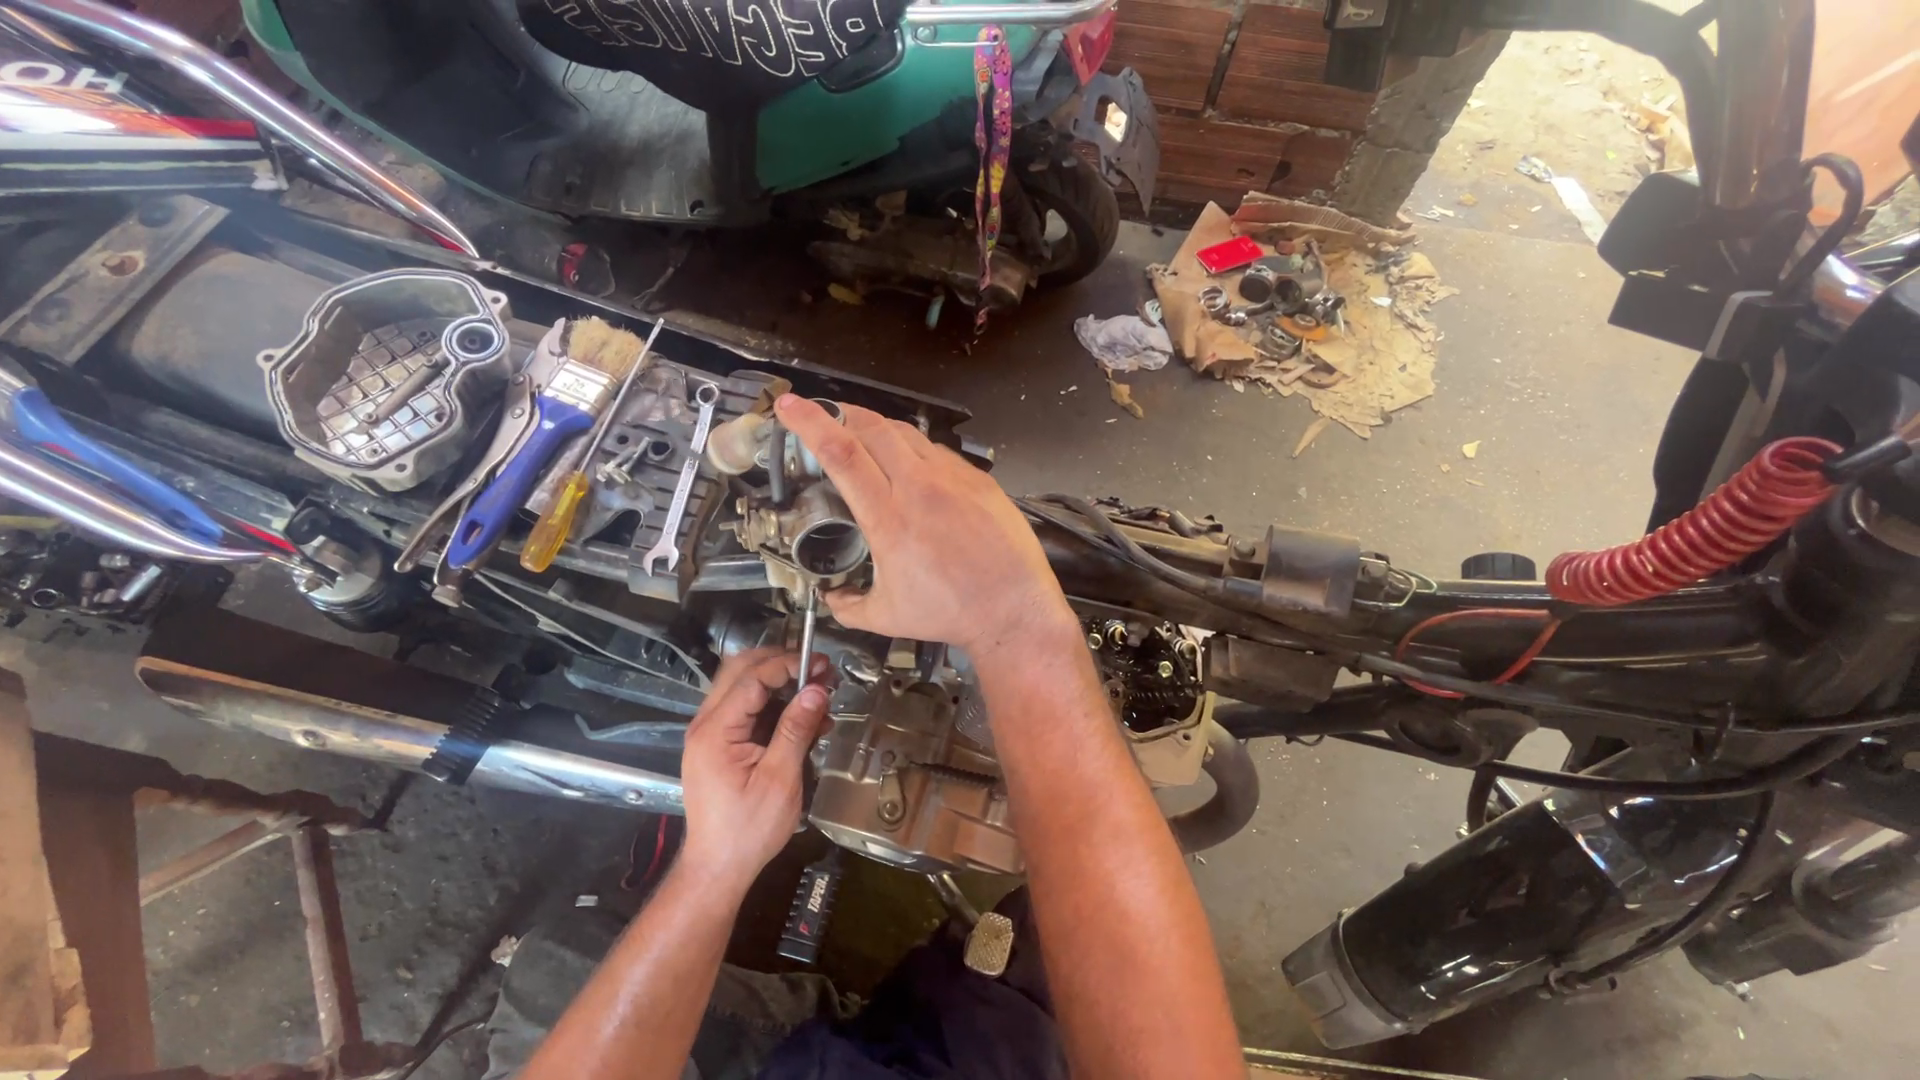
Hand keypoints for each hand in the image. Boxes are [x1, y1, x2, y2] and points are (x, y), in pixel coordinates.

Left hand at [678, 648, 831, 889]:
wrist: (718, 868)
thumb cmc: (749, 829)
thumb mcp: (780, 779)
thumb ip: (796, 730)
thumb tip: (817, 689)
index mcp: (715, 731)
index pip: (752, 678)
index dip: (788, 664)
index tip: (823, 665)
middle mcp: (705, 725)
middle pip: (740, 671)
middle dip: (782, 664)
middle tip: (820, 670)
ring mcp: (709, 734)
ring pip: (742, 687)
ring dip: (780, 682)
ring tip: (819, 692)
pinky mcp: (718, 745)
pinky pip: (745, 710)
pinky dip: (774, 705)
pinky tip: (806, 719)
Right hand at [775, 395, 1077, 661]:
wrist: (1014, 609)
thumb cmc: (952, 612)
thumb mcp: (887, 616)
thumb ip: (849, 606)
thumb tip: (832, 600)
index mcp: (888, 517)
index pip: (841, 454)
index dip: (810, 423)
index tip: (790, 406)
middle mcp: (919, 488)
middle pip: (872, 427)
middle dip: (842, 412)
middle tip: (827, 414)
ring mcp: (952, 479)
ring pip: (907, 433)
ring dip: (879, 427)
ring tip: (865, 434)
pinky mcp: (978, 480)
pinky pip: (939, 451)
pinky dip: (915, 448)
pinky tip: (912, 465)